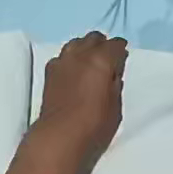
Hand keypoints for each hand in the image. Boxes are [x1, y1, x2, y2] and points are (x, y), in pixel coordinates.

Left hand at [31, 31, 127, 161]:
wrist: (60, 135)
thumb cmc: (94, 123)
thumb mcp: (116, 105)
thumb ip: (115, 83)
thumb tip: (113, 73)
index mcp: (102, 59)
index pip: (116, 44)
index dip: (121, 49)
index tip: (123, 56)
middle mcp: (81, 54)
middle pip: (94, 38)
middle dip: (103, 45)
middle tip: (108, 58)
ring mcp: (63, 61)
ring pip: (76, 43)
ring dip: (85, 48)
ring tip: (89, 62)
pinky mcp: (50, 71)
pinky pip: (63, 56)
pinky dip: (70, 59)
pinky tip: (72, 71)